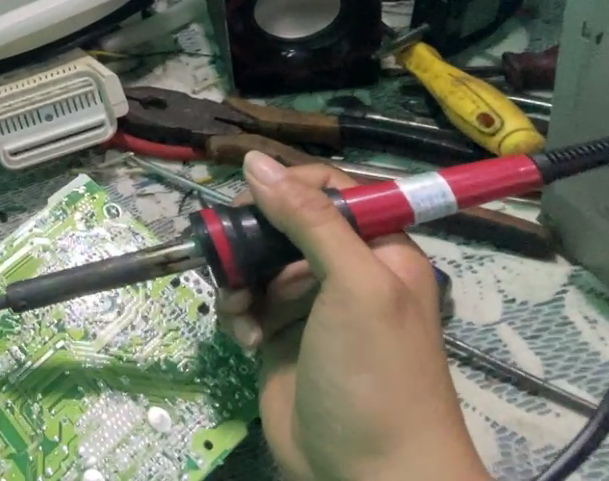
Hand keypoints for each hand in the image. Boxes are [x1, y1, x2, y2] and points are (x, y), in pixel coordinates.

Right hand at [217, 152, 486, 480]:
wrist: (370, 479)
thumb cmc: (376, 374)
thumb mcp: (355, 286)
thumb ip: (309, 220)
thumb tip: (253, 160)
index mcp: (377, 251)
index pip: (328, 190)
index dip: (288, 187)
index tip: (254, 203)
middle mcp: (341, 271)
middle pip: (279, 222)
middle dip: (248, 236)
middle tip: (230, 253)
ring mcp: (307, 305)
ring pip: (253, 259)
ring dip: (236, 276)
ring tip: (239, 305)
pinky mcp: (277, 336)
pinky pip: (242, 300)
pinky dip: (235, 311)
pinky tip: (243, 335)